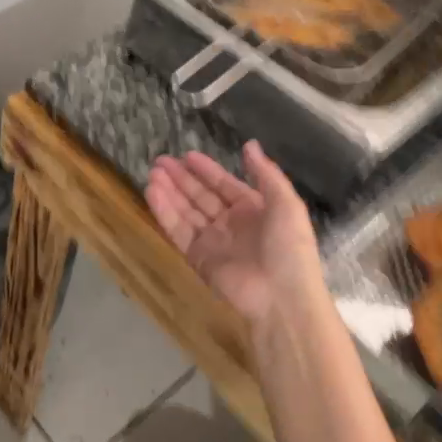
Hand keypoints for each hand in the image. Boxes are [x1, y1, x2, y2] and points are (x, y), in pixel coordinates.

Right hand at [144, 141, 321, 325]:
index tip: (187, 155)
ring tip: (153, 173)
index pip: (224, 185)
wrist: (281, 298)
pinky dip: (164, 211)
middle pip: (201, 196)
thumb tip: (249, 144)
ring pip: (186, 211)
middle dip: (182, 179)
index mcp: (254, 210)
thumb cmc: (288, 248)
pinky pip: (178, 230)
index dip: (207, 170)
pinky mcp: (197, 257)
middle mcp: (231, 224)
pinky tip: (153, 192)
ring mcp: (212, 241)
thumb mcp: (286, 205)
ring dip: (170, 192)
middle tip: (160, 161)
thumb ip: (266, 173)